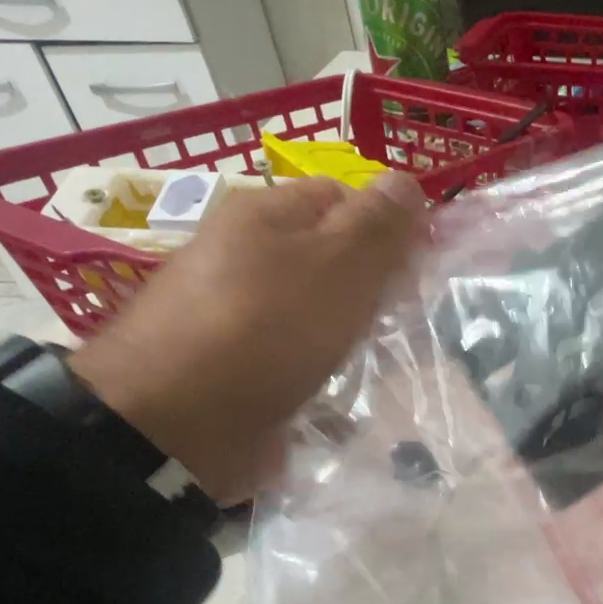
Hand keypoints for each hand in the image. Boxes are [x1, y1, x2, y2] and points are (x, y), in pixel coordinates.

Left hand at [69, 173, 426, 501]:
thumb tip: (406, 181)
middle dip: (376, 287)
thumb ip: (377, 225)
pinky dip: (326, 373)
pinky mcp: (239, 369)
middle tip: (411, 320)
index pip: (343, 197)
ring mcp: (238, 314)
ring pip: (317, 313)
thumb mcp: (337, 265)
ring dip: (354, 335)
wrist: (178, 422)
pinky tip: (351, 397)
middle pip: (330, 258)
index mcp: (264, 214)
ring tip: (392, 364)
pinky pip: (298, 359)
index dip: (389, 226)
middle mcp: (245, 256)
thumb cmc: (267, 328)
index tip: (424, 268)